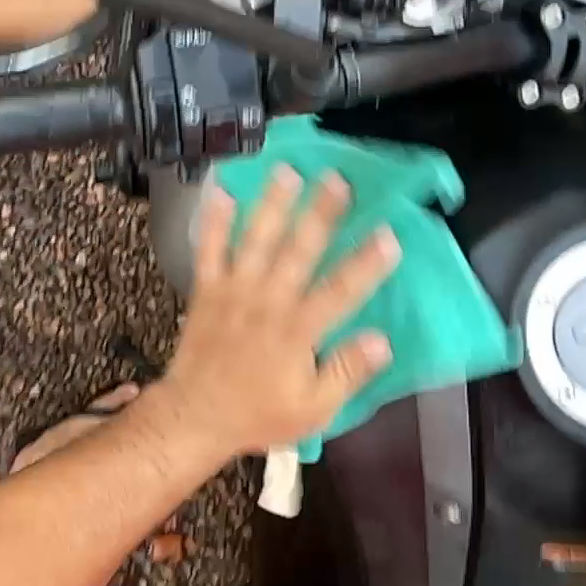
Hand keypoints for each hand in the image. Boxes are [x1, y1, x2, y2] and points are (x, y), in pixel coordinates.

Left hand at [150, 166, 401, 458]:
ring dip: (272, 204)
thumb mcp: (313, 410)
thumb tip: (381, 340)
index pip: (340, 291)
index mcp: (297, 330)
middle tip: (337, 180)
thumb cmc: (259, 413)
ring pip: (256, 239)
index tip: (388, 234)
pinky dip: (213, 220)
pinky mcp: (206, 287)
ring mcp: (233, 289)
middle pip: (298, 250)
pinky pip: (209, 248)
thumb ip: (347, 373)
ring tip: (286, 172)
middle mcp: (267, 300)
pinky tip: (221, 191)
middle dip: (320, 213)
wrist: (196, 414)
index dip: (366, 263)